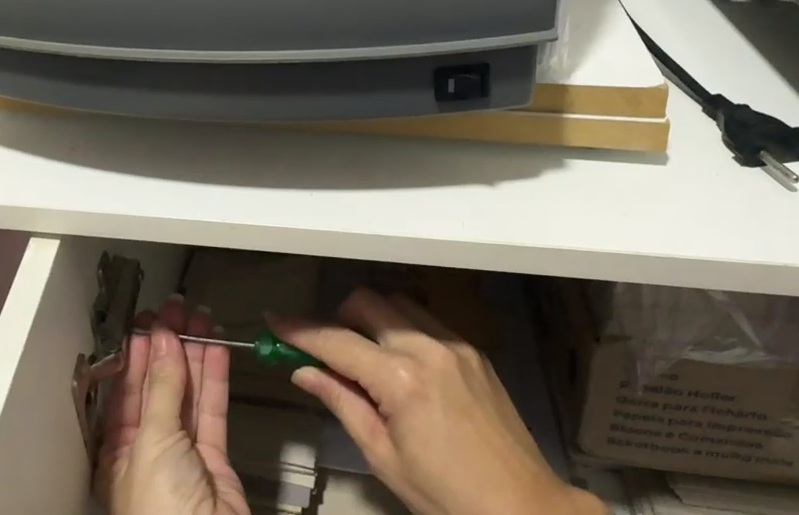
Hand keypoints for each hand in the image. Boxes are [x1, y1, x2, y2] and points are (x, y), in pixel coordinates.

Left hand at [98, 296, 250, 514]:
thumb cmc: (160, 510)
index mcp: (116, 449)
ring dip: (194, 353)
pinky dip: (214, 377)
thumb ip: (162, 387)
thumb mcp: (153, 442)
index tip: (149, 315)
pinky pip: (212, 409)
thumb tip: (162, 337)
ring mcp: (182, 452)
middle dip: (167, 344)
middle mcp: (147, 447)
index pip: (124, 387)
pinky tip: (216, 346)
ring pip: (187, 392)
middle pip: (157, 385)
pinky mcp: (213, 458)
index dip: (136, 350)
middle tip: (177, 305)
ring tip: (200, 315)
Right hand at [271, 289, 603, 514]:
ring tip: (367, 356)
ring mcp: (454, 344)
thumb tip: (303, 371)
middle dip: (338, 318)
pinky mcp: (473, 349)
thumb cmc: (446, 496)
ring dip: (373, 318)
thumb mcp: (383, 457)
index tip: (275, 321)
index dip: (299, 331)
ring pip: (397, 303)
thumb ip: (342, 403)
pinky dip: (404, 328)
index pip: (336, 342)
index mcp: (400, 380)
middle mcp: (426, 347)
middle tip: (328, 350)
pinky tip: (404, 363)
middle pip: (366, 303)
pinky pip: (427, 320)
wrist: (523, 507)